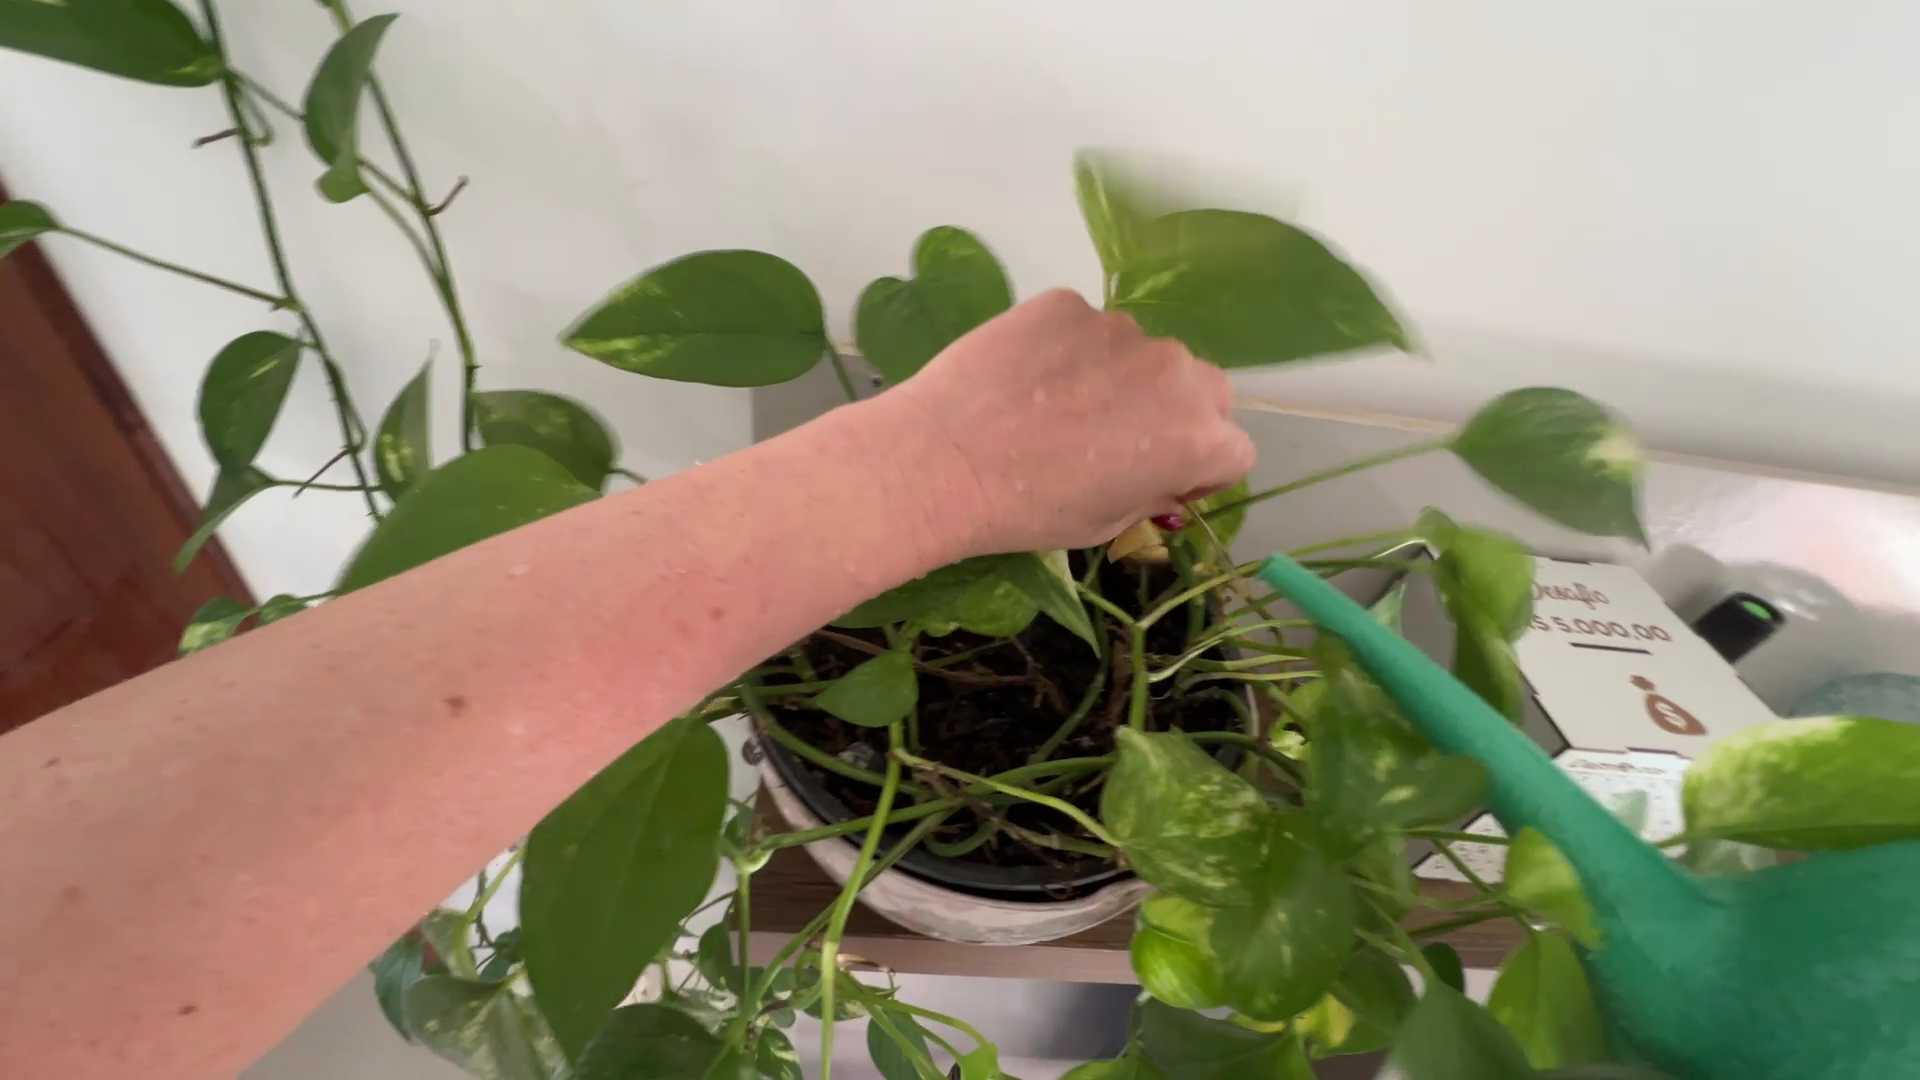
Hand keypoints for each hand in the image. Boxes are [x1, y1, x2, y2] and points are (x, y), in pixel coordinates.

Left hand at [869, 289, 1255, 555]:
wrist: (946, 462)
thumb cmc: (1028, 510)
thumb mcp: (1103, 524)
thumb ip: (1150, 493)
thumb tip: (1163, 478)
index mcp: (1195, 438)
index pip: (1233, 449)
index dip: (1201, 469)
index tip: (1163, 479)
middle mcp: (1174, 372)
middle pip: (1203, 389)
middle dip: (1175, 414)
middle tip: (1118, 439)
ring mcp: (1120, 329)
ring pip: (1141, 354)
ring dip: (1120, 377)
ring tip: (1056, 408)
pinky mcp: (1067, 303)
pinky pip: (1084, 329)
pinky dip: (1068, 351)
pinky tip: (1025, 379)